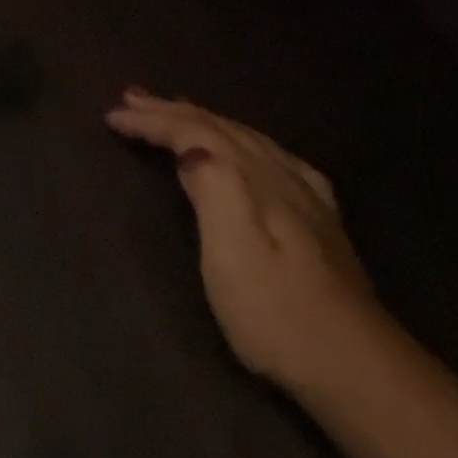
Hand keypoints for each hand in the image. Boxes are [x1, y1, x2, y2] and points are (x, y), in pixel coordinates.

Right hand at [106, 89, 381, 386]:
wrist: (343, 356)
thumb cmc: (274, 313)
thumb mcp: (233, 253)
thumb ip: (215, 193)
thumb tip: (191, 149)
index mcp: (258, 182)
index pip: (201, 136)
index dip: (157, 123)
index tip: (113, 116)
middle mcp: (284, 177)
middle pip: (225, 131)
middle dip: (176, 113)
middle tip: (133, 101)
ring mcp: (305, 198)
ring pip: (247, 143)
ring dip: (204, 126)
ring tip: (173, 117)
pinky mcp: (313, 222)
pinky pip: (266, 163)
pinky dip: (236, 149)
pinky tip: (239, 155)